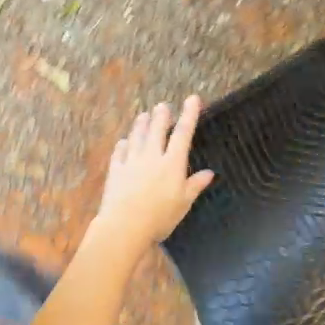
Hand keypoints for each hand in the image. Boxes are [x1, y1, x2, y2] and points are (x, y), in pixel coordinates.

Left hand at [89, 96, 214, 251]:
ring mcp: (131, 162)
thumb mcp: (183, 203)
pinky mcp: (115, 170)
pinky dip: (123, 144)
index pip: (183, 134)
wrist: (124, 225)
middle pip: (157, 130)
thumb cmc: (159, 217)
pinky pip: (119, 152)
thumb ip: (194, 185)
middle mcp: (151, 157)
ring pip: (137, 137)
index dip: (189, 115)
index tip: (192, 99)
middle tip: (162, 105)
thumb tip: (209, 173)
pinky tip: (124, 141)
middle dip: (161, 115)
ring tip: (143, 115)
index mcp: (172, 163)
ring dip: (141, 124)